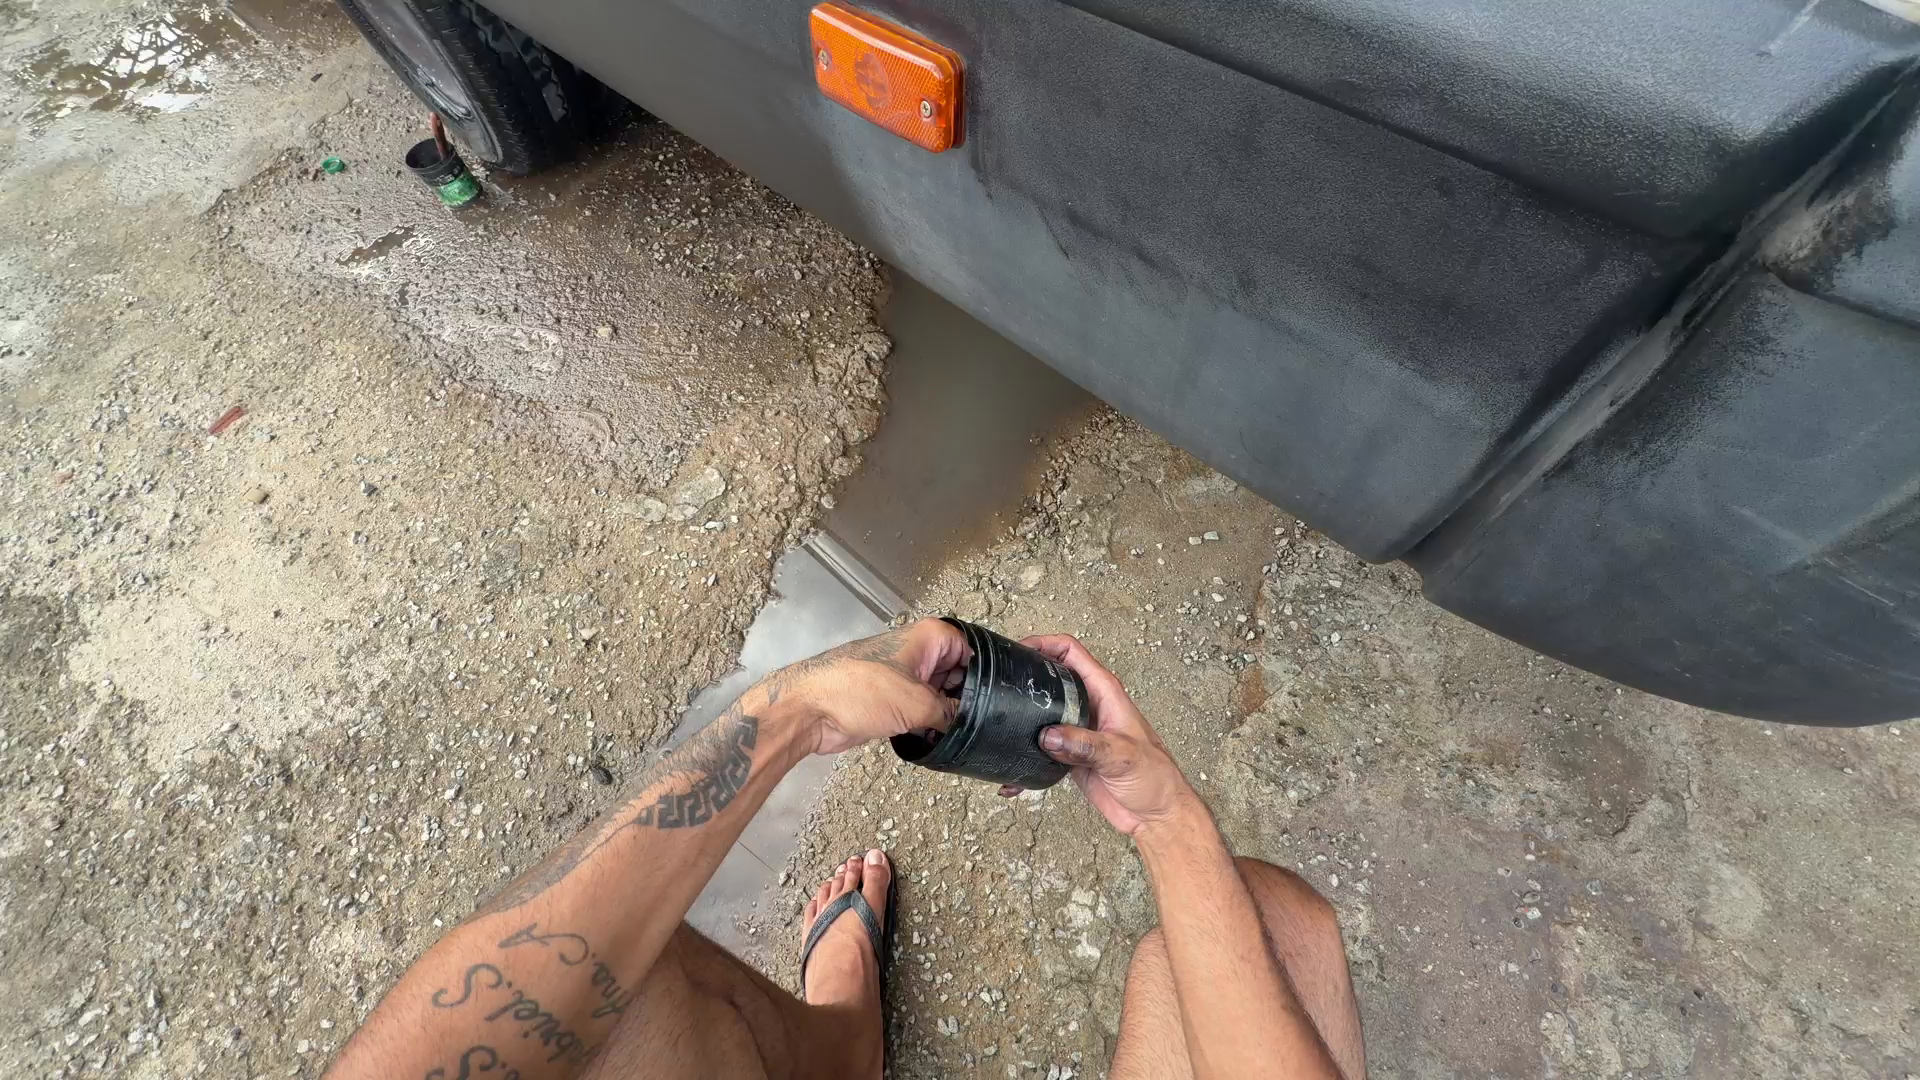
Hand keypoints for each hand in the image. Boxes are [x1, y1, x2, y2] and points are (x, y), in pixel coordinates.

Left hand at [768, 618, 970, 755]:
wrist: (811, 712)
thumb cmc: (857, 691)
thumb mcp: (917, 704)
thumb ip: (952, 713)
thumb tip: (969, 722)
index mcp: (926, 637)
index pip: (970, 648)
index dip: (983, 673)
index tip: (994, 697)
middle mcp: (917, 652)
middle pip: (957, 672)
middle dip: (965, 695)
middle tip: (979, 720)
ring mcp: (904, 676)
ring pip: (940, 692)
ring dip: (947, 712)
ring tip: (961, 731)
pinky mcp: (892, 699)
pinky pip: (923, 708)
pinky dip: (931, 722)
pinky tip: (941, 739)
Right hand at [1010, 635, 1197, 835]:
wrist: (1157, 815)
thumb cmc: (1154, 777)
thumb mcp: (1121, 756)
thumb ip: (1085, 745)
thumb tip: (1047, 736)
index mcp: (1104, 692)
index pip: (1071, 652)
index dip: (1045, 643)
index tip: (1019, 648)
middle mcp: (1088, 705)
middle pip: (1051, 677)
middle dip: (1026, 675)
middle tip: (999, 681)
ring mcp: (1077, 730)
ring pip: (1042, 711)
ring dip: (1022, 716)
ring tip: (996, 720)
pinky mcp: (1069, 754)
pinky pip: (1041, 748)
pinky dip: (1025, 758)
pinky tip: (1011, 775)